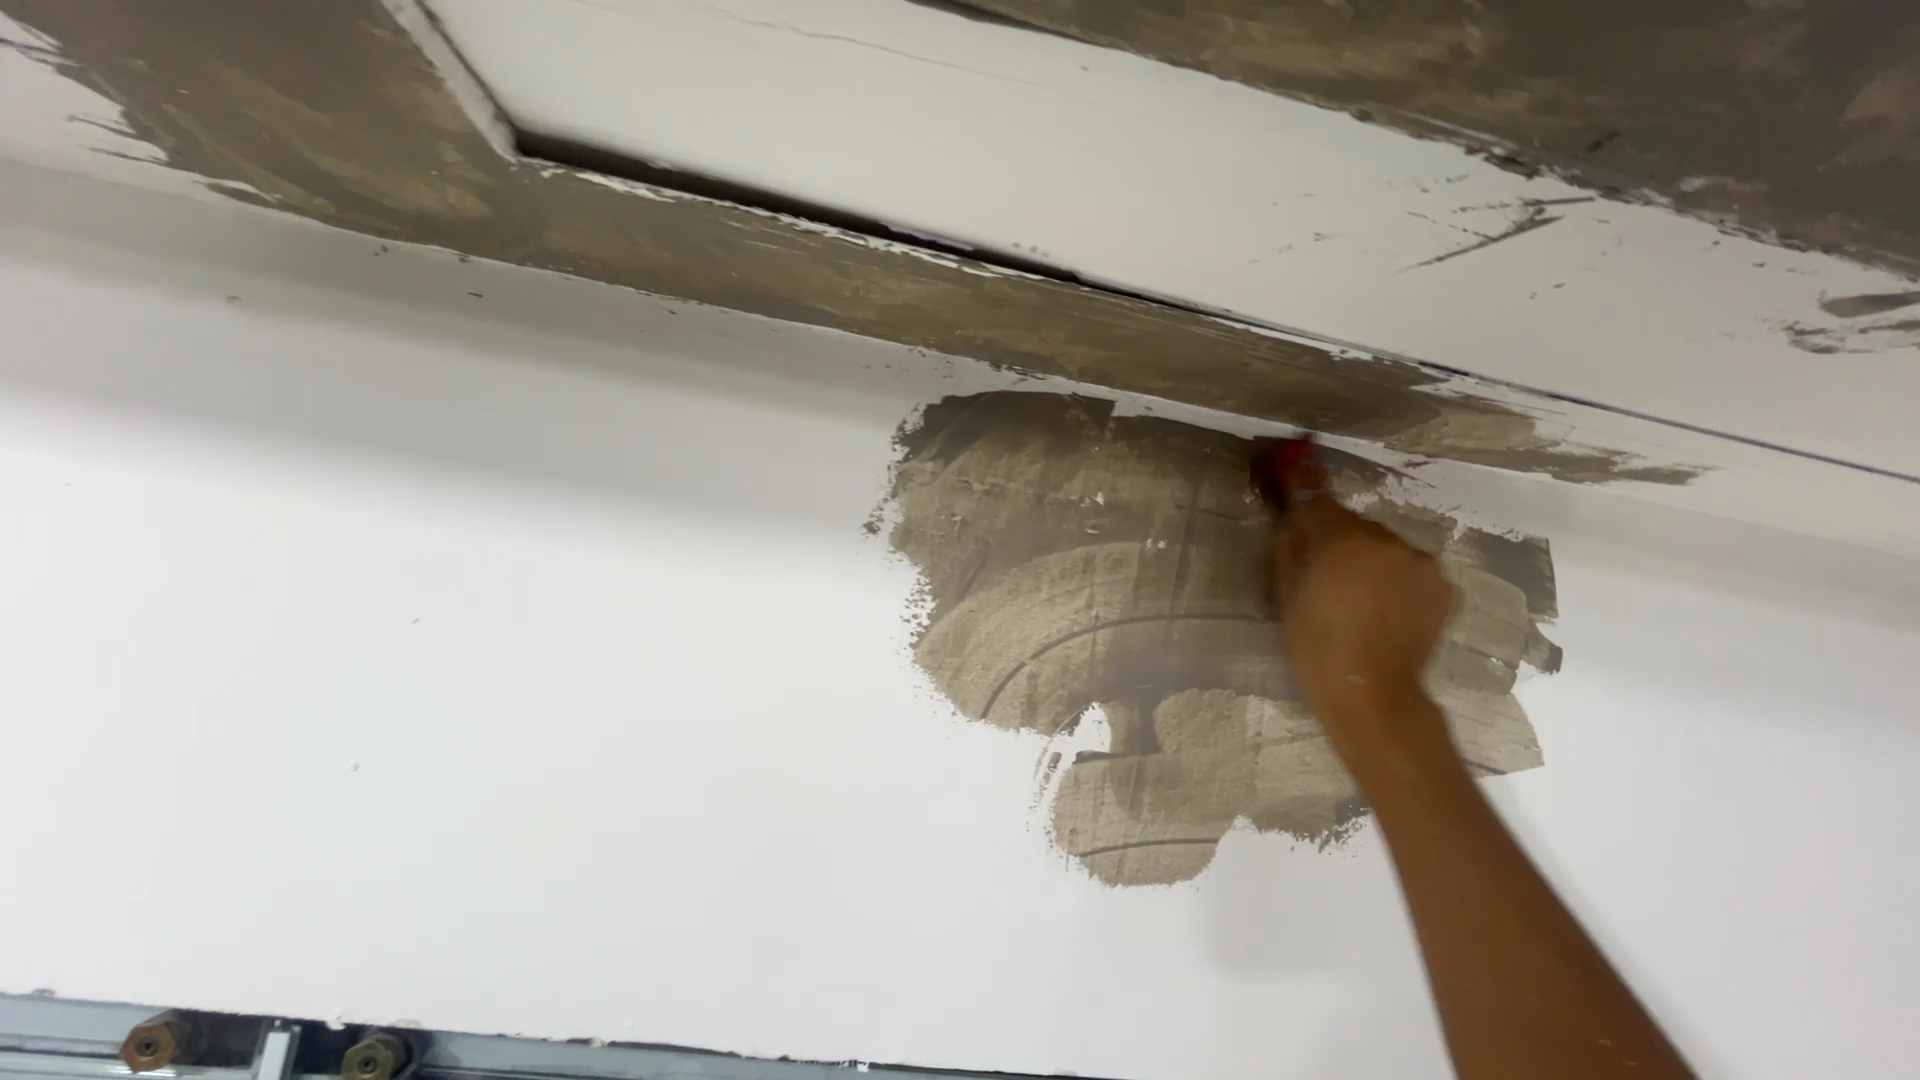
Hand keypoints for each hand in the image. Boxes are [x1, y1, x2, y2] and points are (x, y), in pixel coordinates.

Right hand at [1269, 452, 1454, 754]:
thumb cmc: (1314, 644)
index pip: (1317, 498)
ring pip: (1383, 547)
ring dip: (1369, 560)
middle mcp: (1386, 539)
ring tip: (1358, 599)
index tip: (1297, 455)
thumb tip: (1293, 508)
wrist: (1371, 691)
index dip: (1303, 480)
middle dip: (1338, 540)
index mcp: (1341, 539)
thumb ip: (1290, 541)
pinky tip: (1384, 608)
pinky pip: (1409, 567)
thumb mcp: (1286, 591)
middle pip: (1353, 526)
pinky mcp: (1443, 584)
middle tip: (1324, 574)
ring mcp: (1421, 561)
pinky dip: (1395, 578)